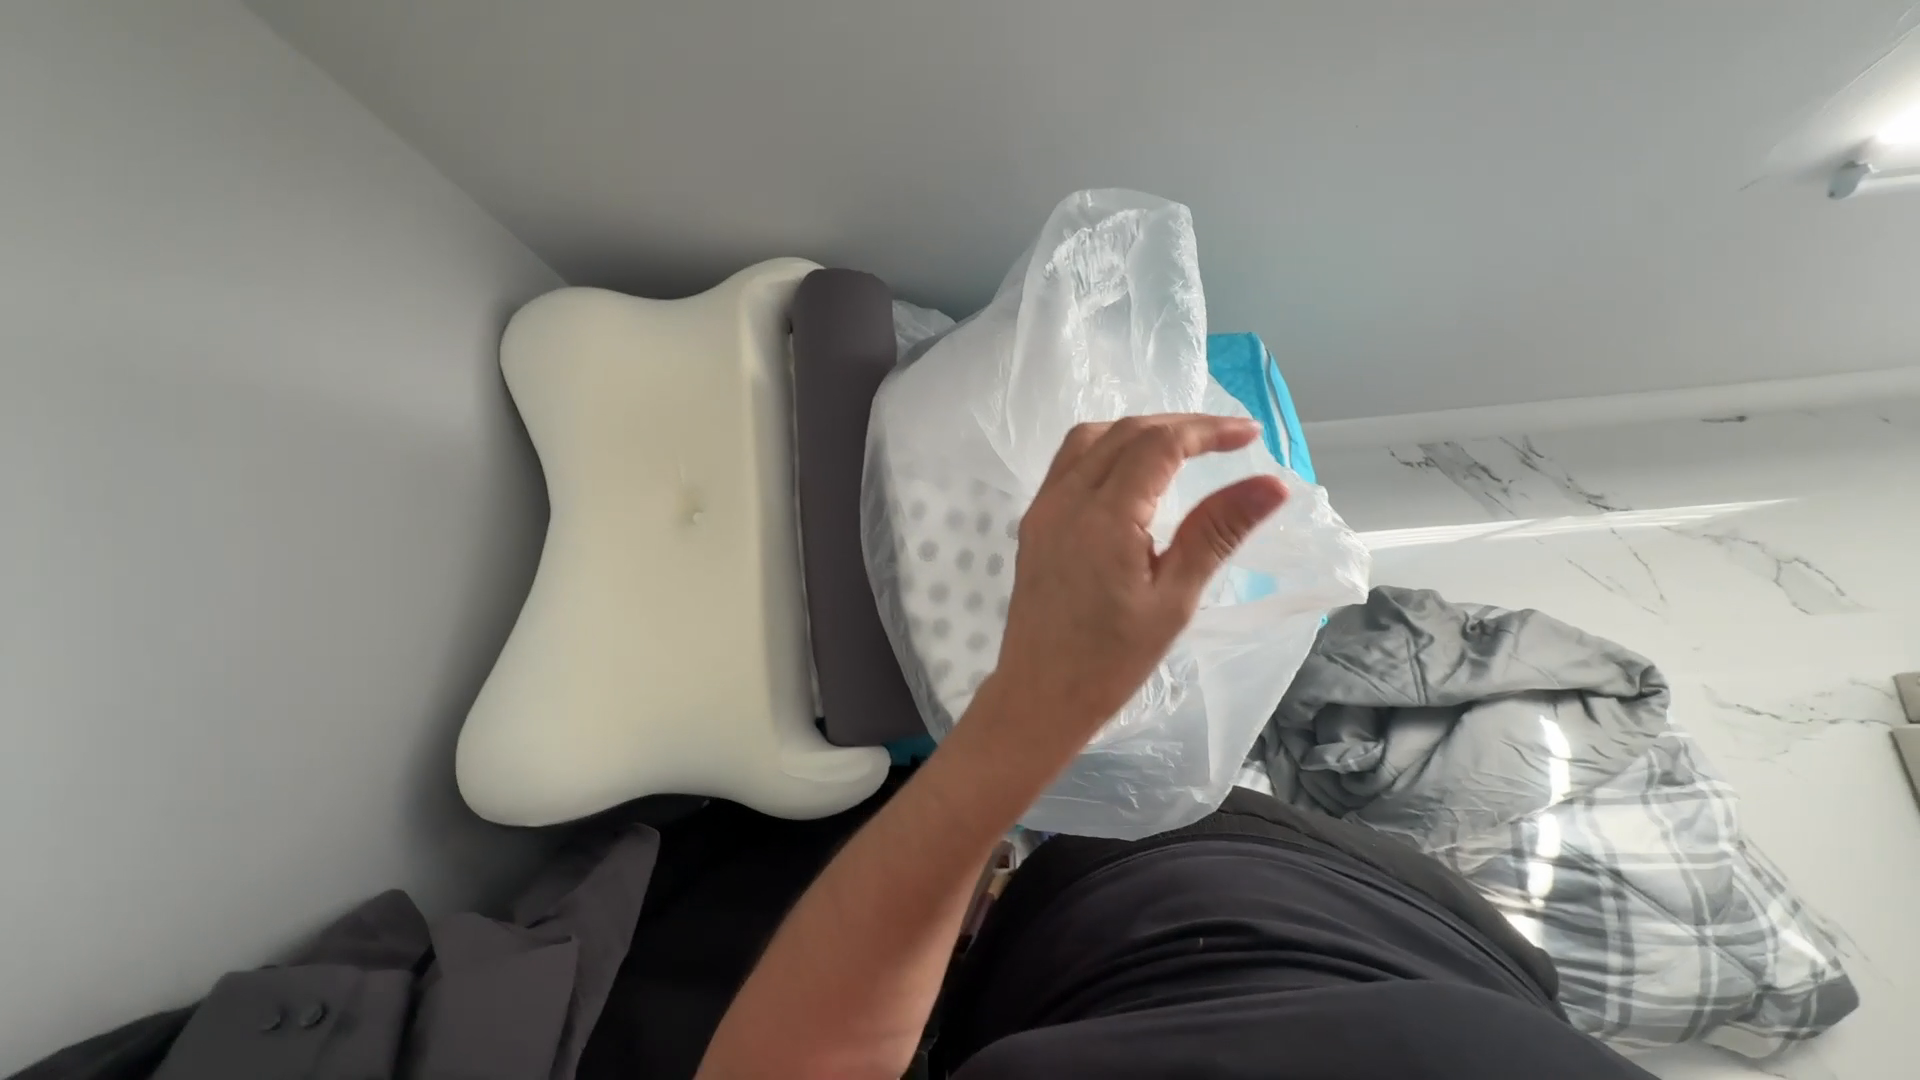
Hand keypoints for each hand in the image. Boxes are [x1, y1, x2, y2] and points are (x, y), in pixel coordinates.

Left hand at [982, 414, 1287, 745]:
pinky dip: (1106, 450)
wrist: (1038, 697)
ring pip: (1090, 439)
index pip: (1158, 444)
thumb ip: (1216, 532)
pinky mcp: (1033, 524)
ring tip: (1183, 449)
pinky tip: (1133, 474)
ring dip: (1137, 432)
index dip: (1207, 430)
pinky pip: (1068, 463)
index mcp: (1103, 517)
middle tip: (1225, 440)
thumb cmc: (1111, 662)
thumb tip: (1272, 484)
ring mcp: (1042, 509)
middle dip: (1178, 426)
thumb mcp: (1175, 599)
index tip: (1250, 435)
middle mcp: (1064, 500)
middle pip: (1124, 432)